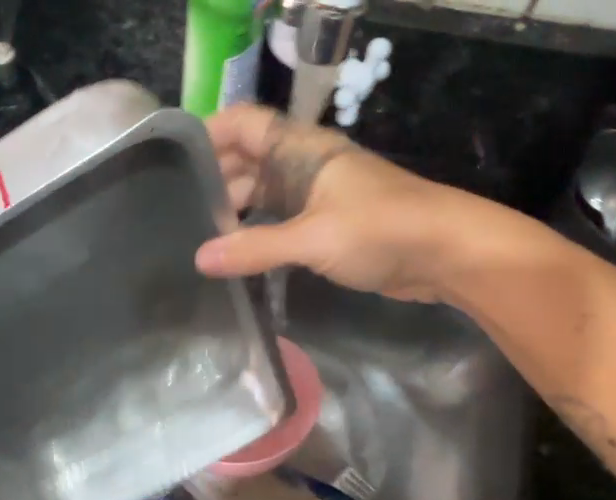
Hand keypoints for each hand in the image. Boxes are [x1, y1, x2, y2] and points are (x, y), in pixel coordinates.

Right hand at [193, 105, 548, 303]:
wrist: (445, 253)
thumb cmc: (382, 229)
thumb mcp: (313, 238)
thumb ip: (256, 248)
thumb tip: (201, 258)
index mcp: (303, 149)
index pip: (244, 124)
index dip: (208, 135)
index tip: (171, 163)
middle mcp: (306, 165)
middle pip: (249, 161)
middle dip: (214, 182)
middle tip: (175, 214)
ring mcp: (318, 197)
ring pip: (264, 195)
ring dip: (235, 212)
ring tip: (198, 239)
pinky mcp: (328, 228)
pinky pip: (280, 223)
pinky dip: (257, 235)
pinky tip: (236, 259)